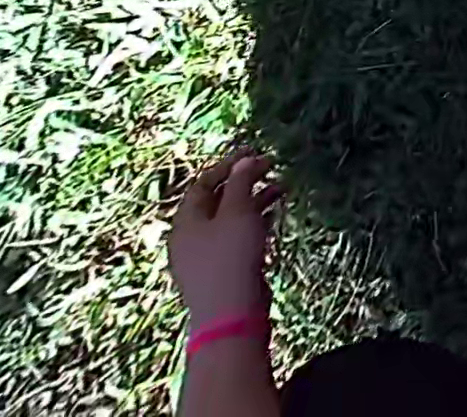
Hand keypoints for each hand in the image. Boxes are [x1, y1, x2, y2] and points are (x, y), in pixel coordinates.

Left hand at [169, 147, 282, 321]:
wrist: (231, 313)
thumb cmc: (230, 255)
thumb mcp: (237, 212)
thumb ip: (241, 183)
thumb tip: (245, 160)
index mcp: (186, 222)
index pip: (204, 184)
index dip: (228, 165)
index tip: (253, 151)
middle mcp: (190, 237)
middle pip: (217, 200)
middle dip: (244, 181)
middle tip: (270, 166)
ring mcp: (205, 255)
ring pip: (230, 217)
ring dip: (254, 199)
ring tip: (280, 187)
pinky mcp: (222, 268)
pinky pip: (237, 235)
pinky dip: (255, 220)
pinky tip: (274, 214)